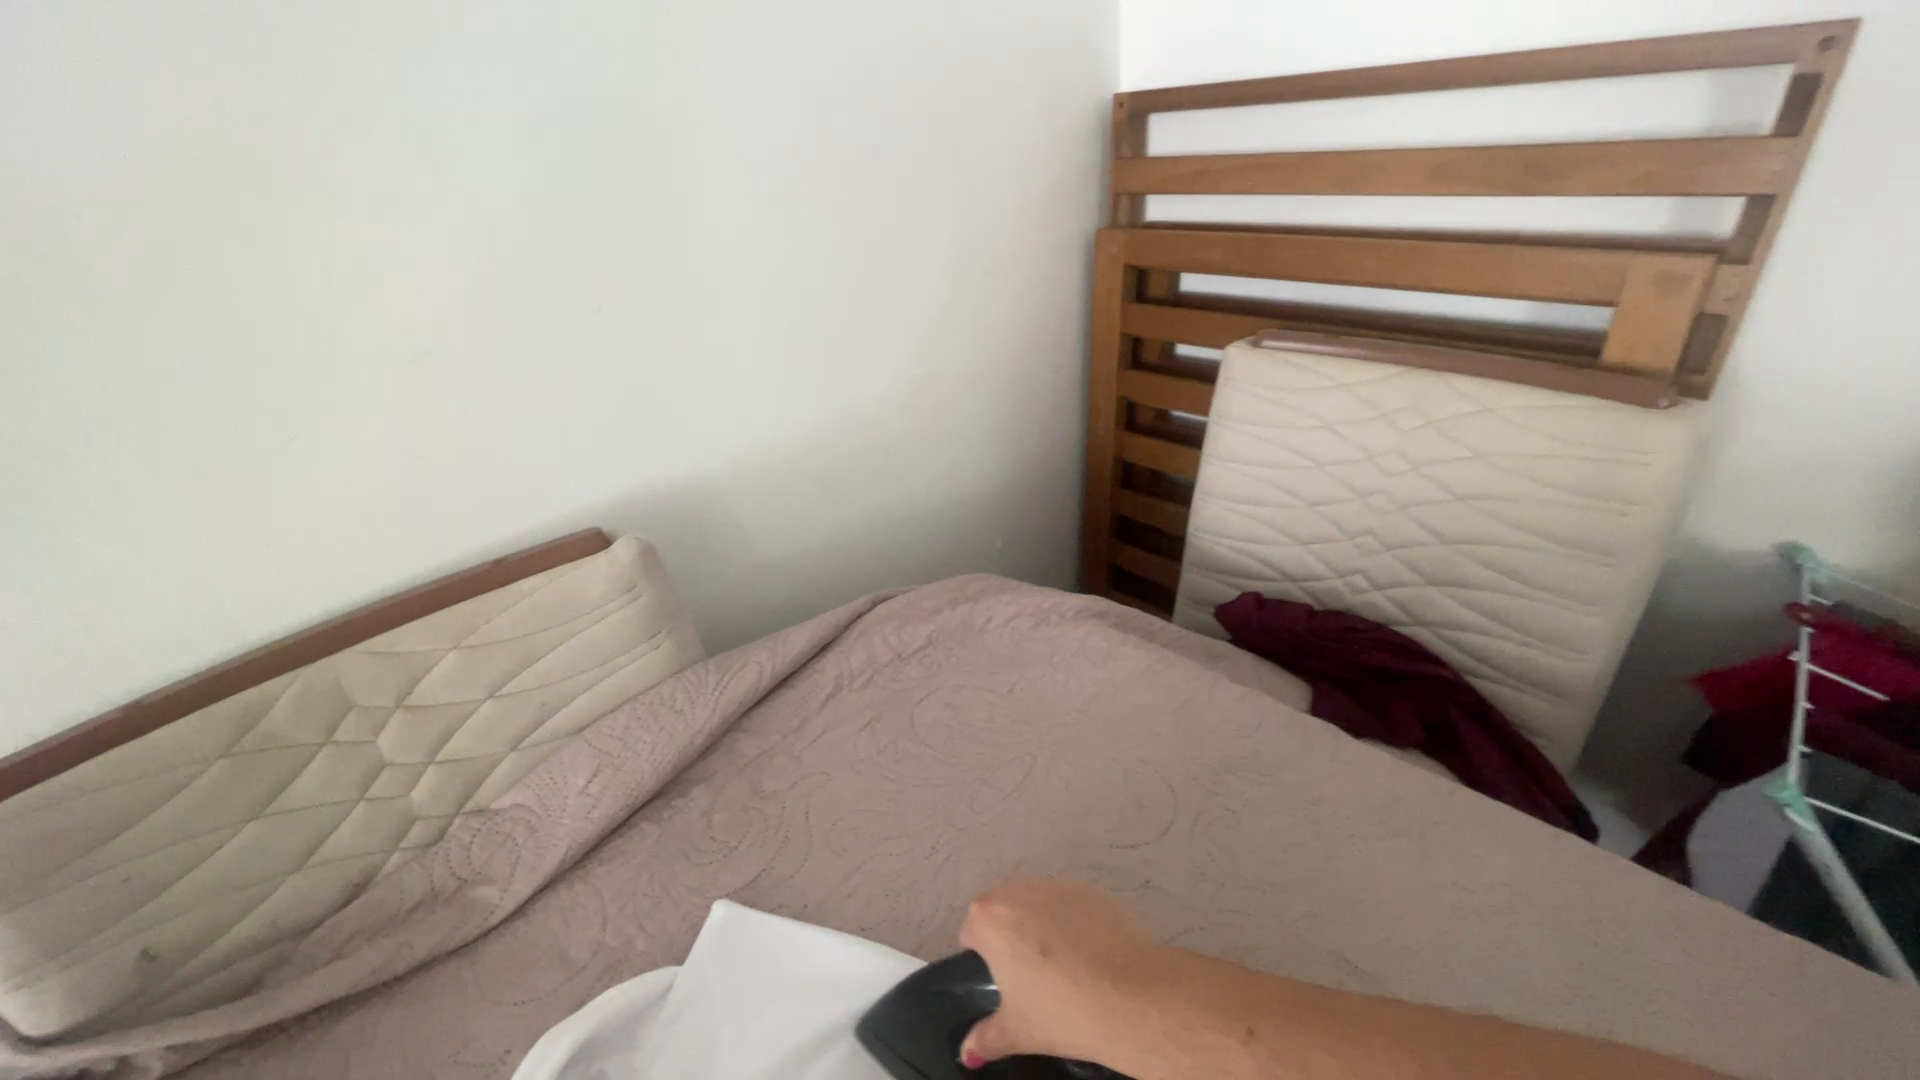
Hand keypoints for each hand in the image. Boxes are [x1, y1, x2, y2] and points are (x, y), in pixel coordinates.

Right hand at [956, 878, 1159, 1068]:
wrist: (1130, 995)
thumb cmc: (1060, 1011)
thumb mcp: (1016, 1032)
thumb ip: (985, 1039)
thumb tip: (968, 1053)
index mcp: (989, 917)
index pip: (971, 932)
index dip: (983, 959)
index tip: (1002, 983)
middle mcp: (1018, 889)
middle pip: (1003, 910)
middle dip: (1011, 936)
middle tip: (1030, 977)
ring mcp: (1057, 885)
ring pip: (1038, 904)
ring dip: (1041, 925)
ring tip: (1064, 965)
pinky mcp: (1091, 890)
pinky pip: (1070, 904)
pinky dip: (1073, 922)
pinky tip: (1090, 954)